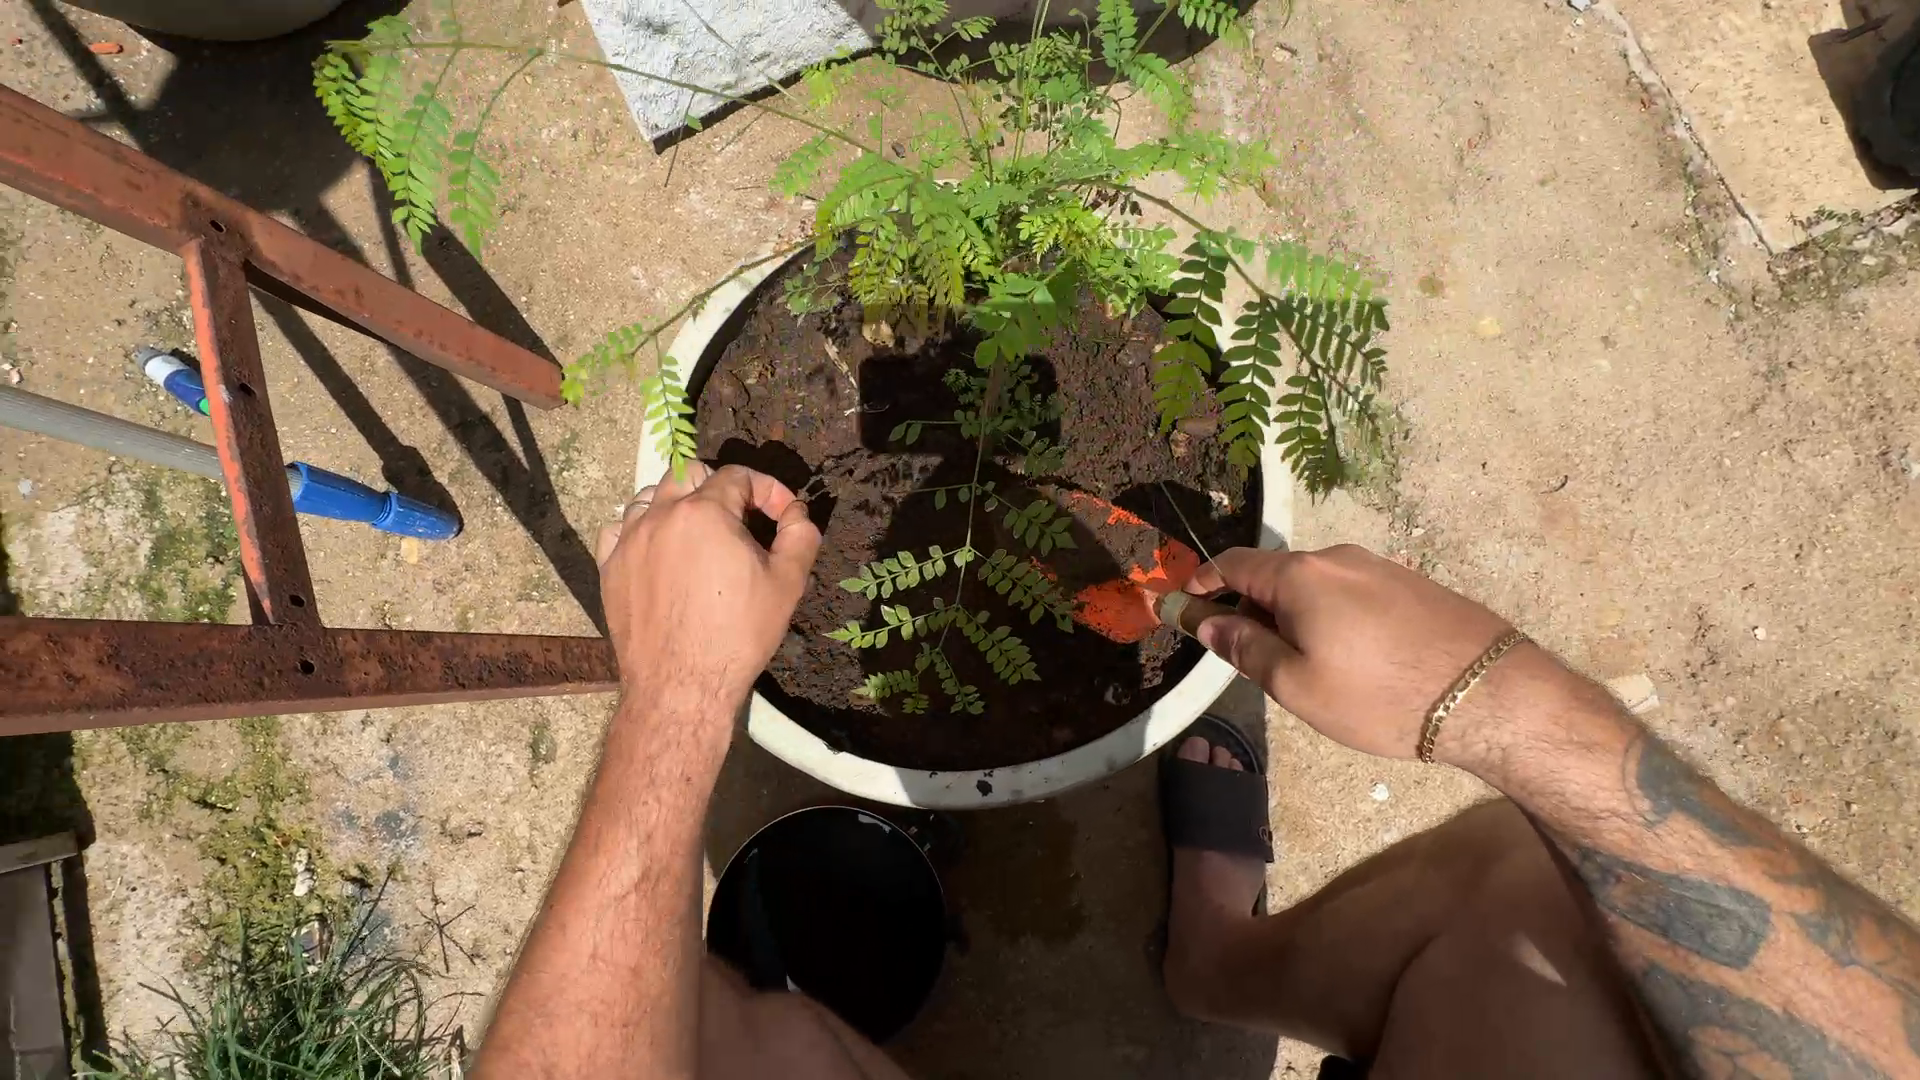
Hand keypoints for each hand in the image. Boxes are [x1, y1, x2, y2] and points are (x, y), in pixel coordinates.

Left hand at [596, 463, 820, 715]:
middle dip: (720, 486)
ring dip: (680, 502)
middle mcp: (661, 515)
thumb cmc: (739, 633)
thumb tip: (797, 513)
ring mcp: (629, 540)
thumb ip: (800, 535)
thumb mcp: (788, 583)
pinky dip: (643, 528)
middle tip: (742, 519)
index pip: (738, 476)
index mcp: (706, 512)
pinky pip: (620, 527)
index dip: (768, 490)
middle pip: (688, 472)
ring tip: (701, 533)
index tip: (783, 516)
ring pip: (650, 495)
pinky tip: (662, 551)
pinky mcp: (610, 567)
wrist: (682, 685)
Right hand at [1183, 544, 1562, 762]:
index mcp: (1301, 575)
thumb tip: (1206, 622)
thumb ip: (1244, 647)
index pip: (1233, 563)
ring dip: (1290, 612)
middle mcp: (1339, 558)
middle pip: (1274, 573)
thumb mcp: (1295, 683)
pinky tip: (1348, 654)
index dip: (1203, 582)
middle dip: (1249, 605)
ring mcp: (1382, 567)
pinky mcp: (1414, 584)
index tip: (1186, 602)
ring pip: (1315, 584)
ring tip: (1301, 661)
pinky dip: (1328, 614)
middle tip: (1247, 651)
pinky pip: (1350, 592)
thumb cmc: (1380, 696)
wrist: (1496, 699)